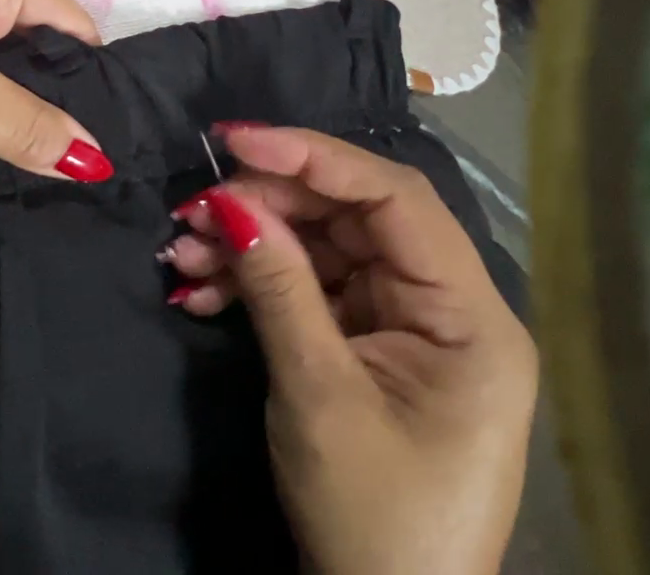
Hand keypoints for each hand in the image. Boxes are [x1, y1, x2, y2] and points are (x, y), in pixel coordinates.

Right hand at [162, 126, 536, 574]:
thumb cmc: (372, 510)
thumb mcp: (316, 391)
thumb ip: (278, 286)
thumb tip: (226, 200)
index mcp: (468, 315)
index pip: (394, 200)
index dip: (314, 158)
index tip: (236, 139)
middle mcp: (443, 306)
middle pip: (350, 218)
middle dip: (265, 208)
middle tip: (191, 211)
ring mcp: (401, 324)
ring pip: (320, 249)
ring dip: (248, 245)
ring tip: (181, 256)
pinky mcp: (364, 342)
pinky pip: (307, 288)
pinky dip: (253, 283)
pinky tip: (201, 290)